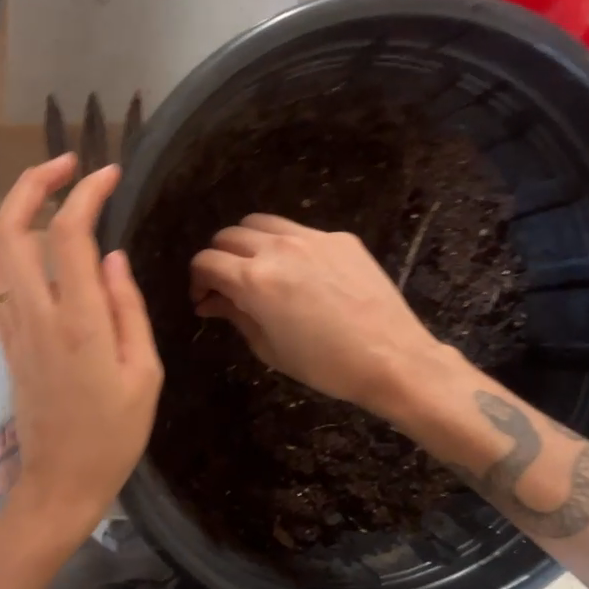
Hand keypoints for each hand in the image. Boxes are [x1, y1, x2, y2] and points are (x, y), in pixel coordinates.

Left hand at [0, 156, 162, 534]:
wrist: (61, 480)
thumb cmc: (114, 435)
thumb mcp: (145, 374)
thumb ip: (128, 309)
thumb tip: (112, 257)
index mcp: (78, 321)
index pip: (71, 234)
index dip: (86, 193)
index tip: (108, 173)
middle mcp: (36, 316)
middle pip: (12, 230)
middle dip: (32, 184)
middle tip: (66, 166)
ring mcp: (13, 330)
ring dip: (13, 211)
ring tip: (45, 192)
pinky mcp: (5, 344)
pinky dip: (4, 250)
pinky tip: (26, 244)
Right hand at [190, 215, 448, 411]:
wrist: (391, 358)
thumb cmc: (323, 365)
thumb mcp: (268, 347)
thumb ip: (234, 315)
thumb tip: (210, 301)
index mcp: (254, 281)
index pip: (206, 261)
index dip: (197, 280)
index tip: (203, 299)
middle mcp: (278, 249)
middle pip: (228, 235)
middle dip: (218, 259)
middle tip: (225, 286)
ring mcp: (312, 238)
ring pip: (260, 223)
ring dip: (247, 243)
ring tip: (256, 270)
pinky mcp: (339, 238)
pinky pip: (298, 230)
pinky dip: (283, 244)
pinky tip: (297, 273)